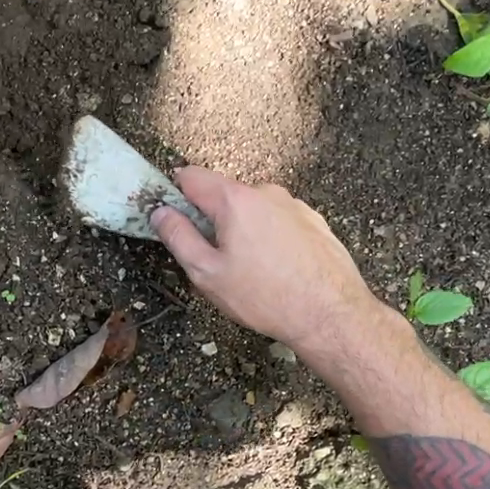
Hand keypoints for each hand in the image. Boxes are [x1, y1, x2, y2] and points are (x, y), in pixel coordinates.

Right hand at [150, 167, 385, 358]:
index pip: (191, 176)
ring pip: (249, 210)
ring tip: (243, 271)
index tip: (168, 217)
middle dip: (208, 220)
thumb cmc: (264, 296)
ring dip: (237, 231)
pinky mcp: (311, 220)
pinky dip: (263, 238)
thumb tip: (161, 214)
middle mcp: (265, 193)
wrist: (328, 312)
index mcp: (235, 200)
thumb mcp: (206, 272)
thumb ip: (178, 237)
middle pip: (222, 195)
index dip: (173, 193)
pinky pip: (274, 222)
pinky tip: (269, 270)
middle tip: (208, 261)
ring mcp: (292, 204)